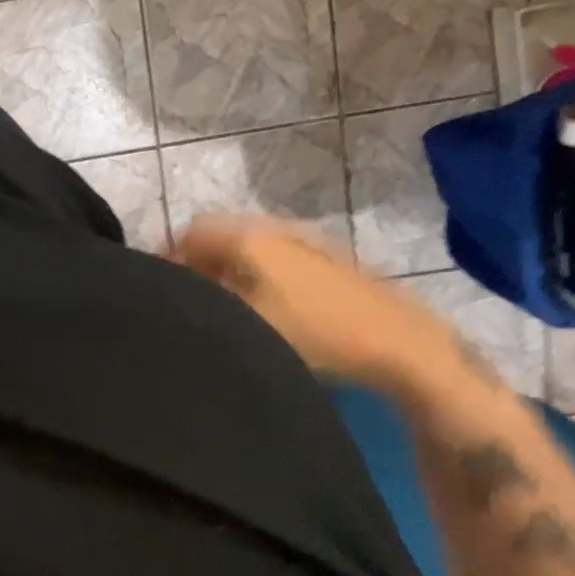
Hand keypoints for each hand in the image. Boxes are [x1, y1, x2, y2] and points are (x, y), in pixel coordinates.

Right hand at [173, 215, 485, 394]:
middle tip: (196, 297)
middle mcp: (275, 226)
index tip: (168, 292)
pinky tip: (272, 304)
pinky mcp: (335, 260)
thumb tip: (178, 290)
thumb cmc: (316, 334)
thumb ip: (203, 300)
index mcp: (248, 235)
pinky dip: (263, 272)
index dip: (171, 260)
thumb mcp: (245, 322)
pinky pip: (280, 256)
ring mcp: (309, 240)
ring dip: (234, 267)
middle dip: (201, 261)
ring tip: (232, 304)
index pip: (189, 233)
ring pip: (252, 245)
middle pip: (221, 234)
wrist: (407, 349)